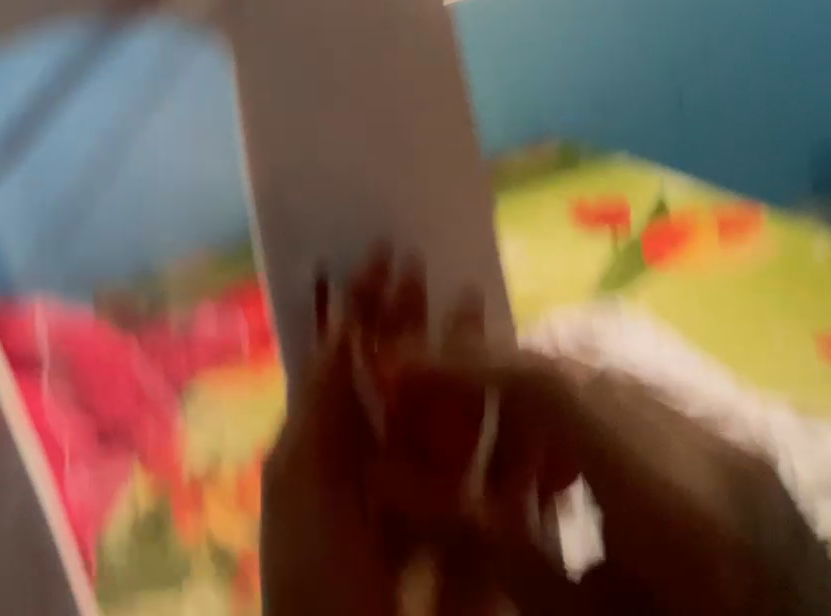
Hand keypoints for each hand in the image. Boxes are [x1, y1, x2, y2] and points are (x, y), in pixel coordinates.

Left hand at [260, 246, 508, 615]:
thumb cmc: (312, 573)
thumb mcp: (302, 481)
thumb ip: (324, 402)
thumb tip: (340, 324)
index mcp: (329, 441)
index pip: (346, 358)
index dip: (359, 307)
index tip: (375, 257)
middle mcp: (379, 455)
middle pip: (400, 373)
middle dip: (409, 318)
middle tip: (420, 262)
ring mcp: (431, 490)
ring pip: (452, 408)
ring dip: (465, 357)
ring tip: (476, 299)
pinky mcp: (482, 532)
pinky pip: (502, 472)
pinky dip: (516, 427)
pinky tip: (527, 384)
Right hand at [425, 352, 830, 615]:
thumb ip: (483, 543)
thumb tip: (385, 480)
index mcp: (674, 497)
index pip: (548, 386)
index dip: (462, 365)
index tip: (398, 366)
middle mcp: (709, 449)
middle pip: (569, 374)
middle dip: (487, 378)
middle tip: (430, 406)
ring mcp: (734, 445)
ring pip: (600, 382)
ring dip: (532, 399)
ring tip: (497, 453)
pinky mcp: (742, 454)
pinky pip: (637, 406)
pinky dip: (580, 419)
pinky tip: (566, 473)